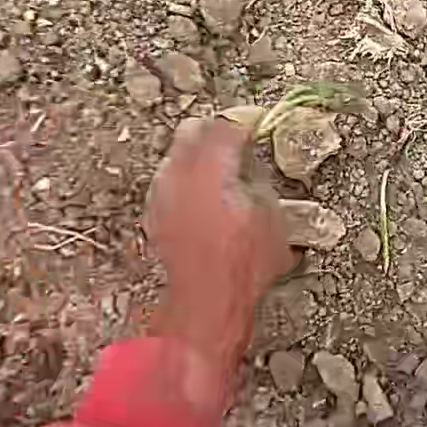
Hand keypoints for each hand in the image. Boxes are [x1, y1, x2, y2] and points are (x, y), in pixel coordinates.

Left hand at [143, 118, 291, 379]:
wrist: (207, 304)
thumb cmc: (247, 263)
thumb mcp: (271, 214)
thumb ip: (257, 178)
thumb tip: (250, 160)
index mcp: (212, 174)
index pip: (225, 128)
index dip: (246, 122)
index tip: (259, 124)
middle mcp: (179, 179)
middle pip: (192, 131)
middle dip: (217, 131)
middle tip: (240, 139)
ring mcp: (162, 196)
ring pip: (177, 154)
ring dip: (200, 154)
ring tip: (225, 168)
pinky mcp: (155, 214)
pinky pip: (171, 179)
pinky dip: (189, 177)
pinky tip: (207, 193)